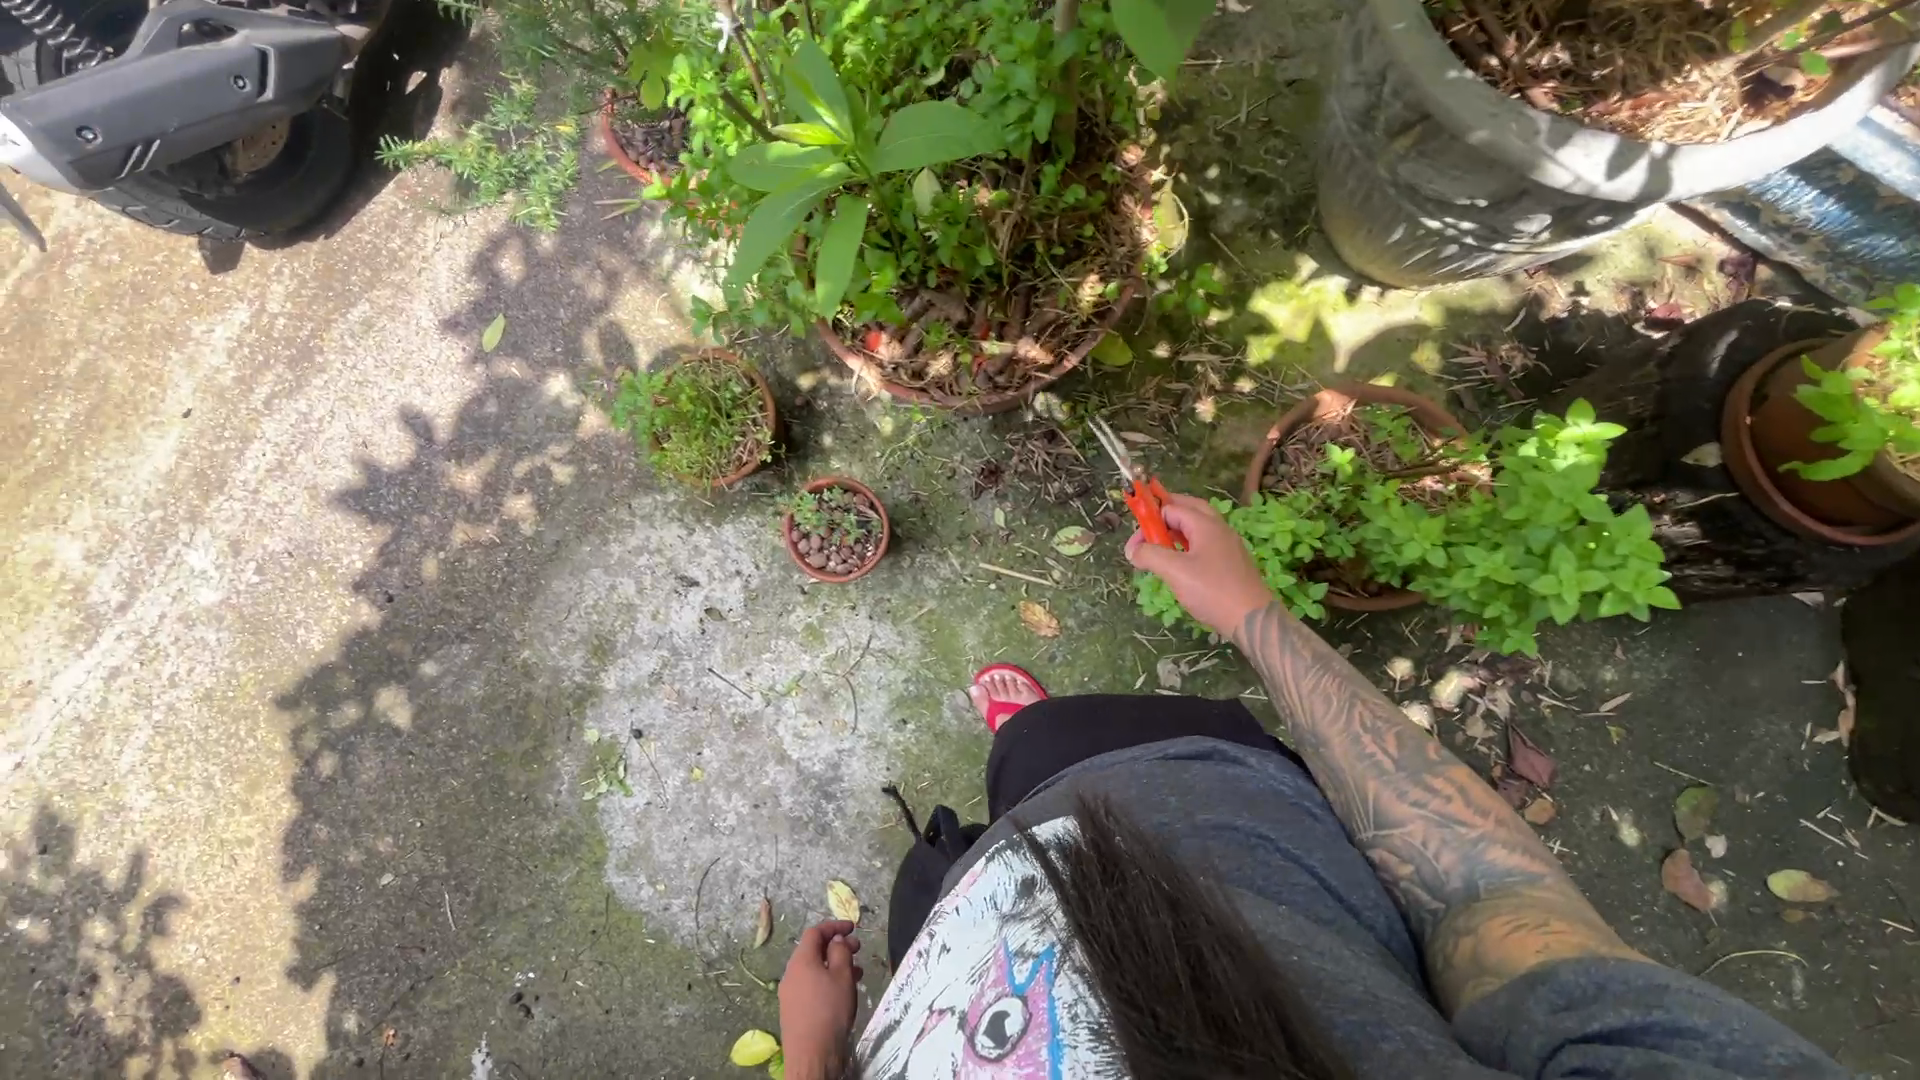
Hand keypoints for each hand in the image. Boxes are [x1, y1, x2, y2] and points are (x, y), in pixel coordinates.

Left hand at [778, 920, 862, 1079]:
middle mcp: (791, 973)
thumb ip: (840, 951)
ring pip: (814, 969)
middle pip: (813, 950)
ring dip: (834, 965)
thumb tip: (836, 939)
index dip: (834, 926)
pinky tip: (842, 992)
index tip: (852, 927)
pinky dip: (826, 981)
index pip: (815, 932)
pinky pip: (810, 985)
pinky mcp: (793, 1010)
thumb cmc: (829, 1011)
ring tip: (856, 973)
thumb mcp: (842, 975)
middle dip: (836, 946)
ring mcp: (790, 993)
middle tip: (857, 949)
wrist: (812, 1056)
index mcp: (801, 960)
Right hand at [1126, 492, 1273, 640]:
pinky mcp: (1231, 562)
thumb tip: (1133, 550)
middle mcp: (1219, 528)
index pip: (1171, 508)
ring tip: (1160, 546)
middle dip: (1165, 516)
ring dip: (1177, 531)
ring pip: (1198, 527)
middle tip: (1147, 529)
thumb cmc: (1212, 591)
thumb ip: (1150, 555)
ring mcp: (1227, 545)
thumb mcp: (1175, 572)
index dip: (1149, 523)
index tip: (1135, 546)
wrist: (1252, 618)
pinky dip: (1188, 545)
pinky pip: (1205, 543)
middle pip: (1189, 509)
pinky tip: (1180, 563)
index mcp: (1205, 525)